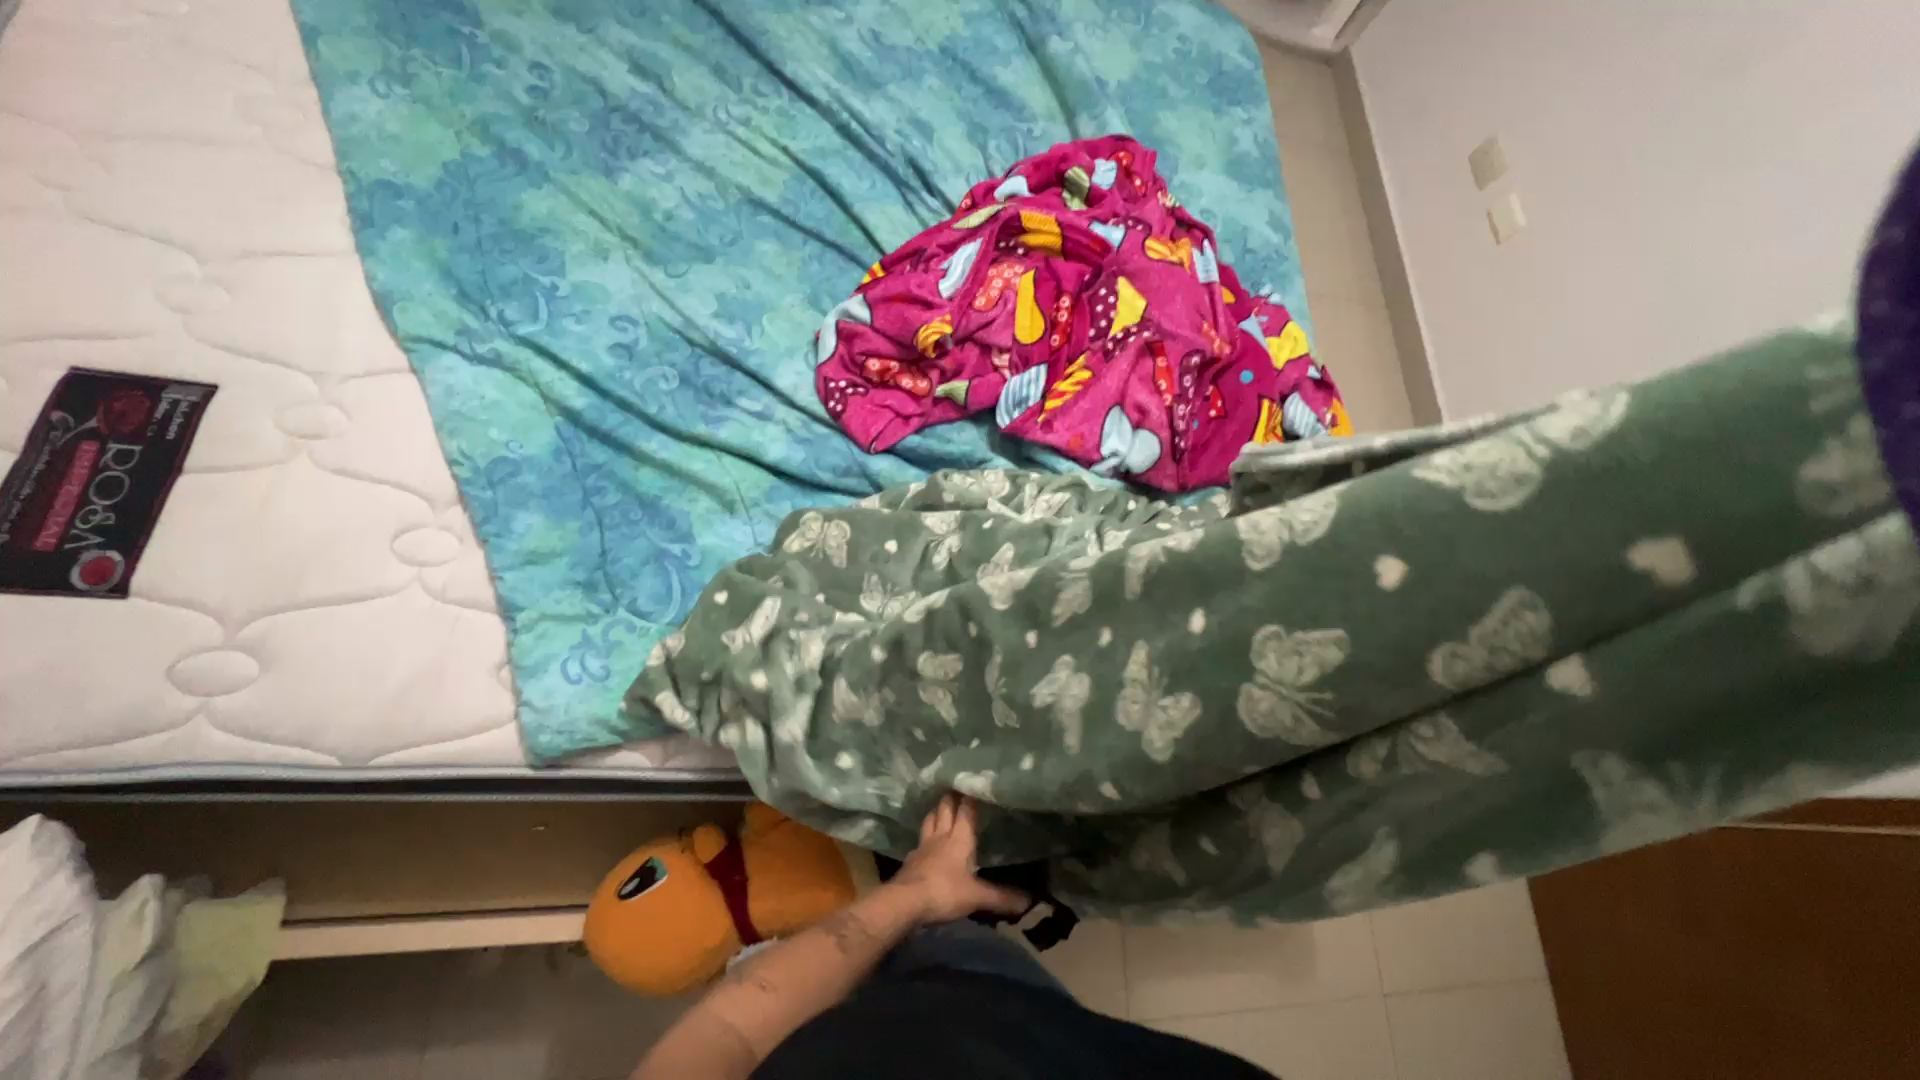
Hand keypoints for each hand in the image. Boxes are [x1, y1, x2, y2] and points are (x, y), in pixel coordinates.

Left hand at [890, 793, 1029, 923]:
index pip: (966, 810)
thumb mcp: (977, 896)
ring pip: (930, 821)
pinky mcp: (911, 860)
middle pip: (944, 809)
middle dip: (951, 798)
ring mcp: (923, 847)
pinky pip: (919, 841)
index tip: (974, 781)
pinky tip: (926, 842)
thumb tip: (1029, 902)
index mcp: (959, 838)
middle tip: (956, 787)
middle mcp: (940, 836)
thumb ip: (1001, 897)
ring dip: (936, 812)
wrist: (905, 902)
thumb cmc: (944, 892)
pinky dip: (925, 836)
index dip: (970, 796)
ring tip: (940, 807)